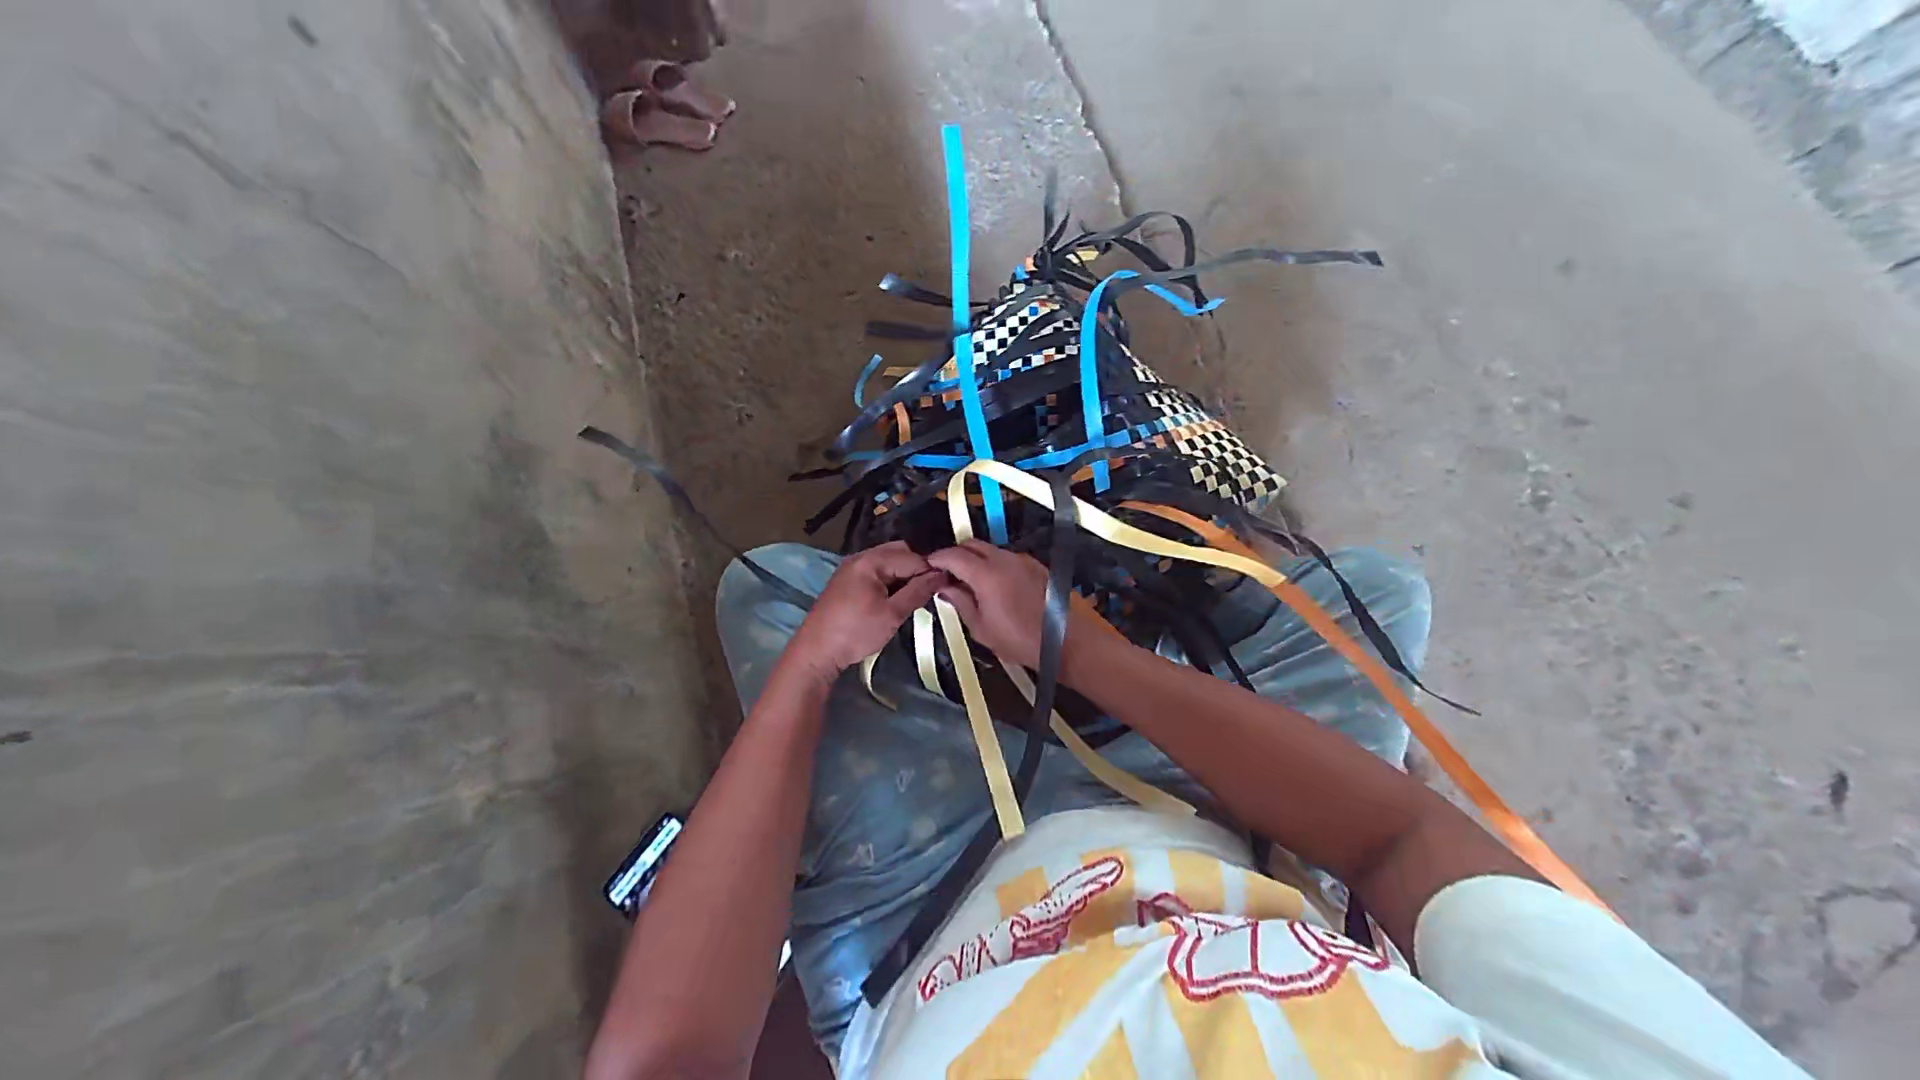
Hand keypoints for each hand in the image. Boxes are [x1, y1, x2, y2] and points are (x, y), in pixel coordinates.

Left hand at [785, 542, 945, 680]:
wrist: (816, 652)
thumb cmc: (855, 632)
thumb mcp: (892, 614)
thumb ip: (918, 591)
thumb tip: (941, 576)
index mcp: (871, 560)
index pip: (912, 557)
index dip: (930, 571)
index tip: (945, 587)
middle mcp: (860, 557)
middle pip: (899, 552)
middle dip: (917, 569)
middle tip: (928, 592)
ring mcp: (851, 568)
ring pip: (888, 561)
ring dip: (903, 574)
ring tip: (914, 596)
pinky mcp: (848, 581)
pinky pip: (876, 571)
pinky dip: (890, 579)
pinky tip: (896, 598)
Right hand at [927, 540, 1120, 674]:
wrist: (1065, 642)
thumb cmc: (1022, 641)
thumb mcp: (982, 629)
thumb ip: (960, 603)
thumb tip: (946, 589)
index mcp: (986, 574)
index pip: (953, 555)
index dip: (937, 559)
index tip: (929, 567)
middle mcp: (1004, 560)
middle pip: (971, 545)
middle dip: (955, 555)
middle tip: (946, 574)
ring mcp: (1022, 560)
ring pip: (990, 550)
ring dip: (976, 559)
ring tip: (969, 582)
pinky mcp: (1035, 566)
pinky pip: (1007, 558)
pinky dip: (994, 565)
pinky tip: (993, 585)